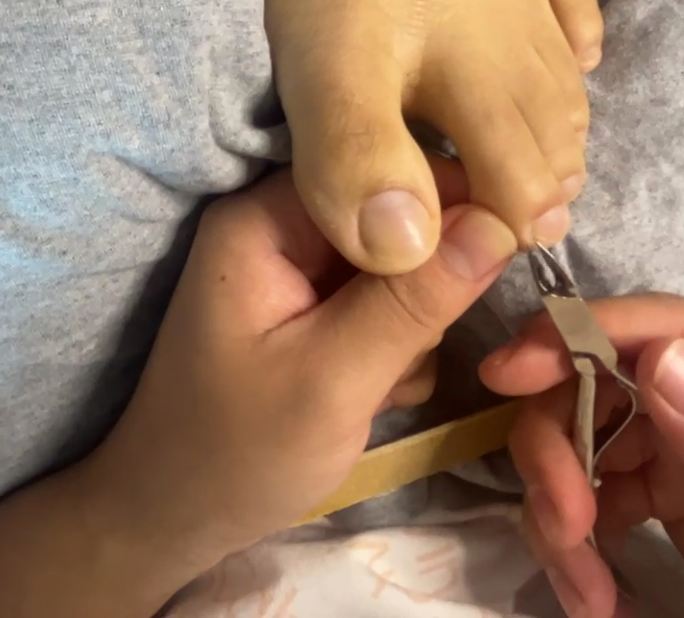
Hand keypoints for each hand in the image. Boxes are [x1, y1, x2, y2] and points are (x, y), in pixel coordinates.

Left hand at [75, 158, 518, 572]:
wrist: (179, 511)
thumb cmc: (239, 450)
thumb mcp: (332, 379)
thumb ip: (413, 300)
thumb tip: (497, 222)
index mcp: (263, 217)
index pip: (375, 171)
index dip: (447, 203)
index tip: (504, 249)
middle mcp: (277, 224)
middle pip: (393, 219)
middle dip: (420, 289)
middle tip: (403, 353)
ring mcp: (294, 266)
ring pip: (397, 267)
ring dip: (408, 328)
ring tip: (375, 384)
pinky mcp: (311, 305)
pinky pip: (381, 302)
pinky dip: (392, 347)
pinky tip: (369, 392)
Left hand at [252, 0, 601, 272]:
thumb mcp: (326, 56)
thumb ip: (360, 158)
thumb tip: (410, 254)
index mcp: (477, 77)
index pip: (516, 179)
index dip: (507, 221)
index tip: (495, 247)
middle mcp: (518, 29)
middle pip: (549, 126)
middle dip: (541, 178)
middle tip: (531, 212)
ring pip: (562, 64)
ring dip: (560, 118)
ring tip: (556, 153)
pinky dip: (571, 33)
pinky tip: (573, 45)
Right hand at [479, 295, 683, 617]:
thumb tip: (663, 359)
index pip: (678, 327)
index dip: (582, 333)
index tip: (506, 373)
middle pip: (614, 376)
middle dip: (562, 437)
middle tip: (558, 522)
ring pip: (590, 427)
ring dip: (560, 493)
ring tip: (579, 580)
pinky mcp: (683, 499)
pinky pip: (598, 485)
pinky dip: (575, 531)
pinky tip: (593, 590)